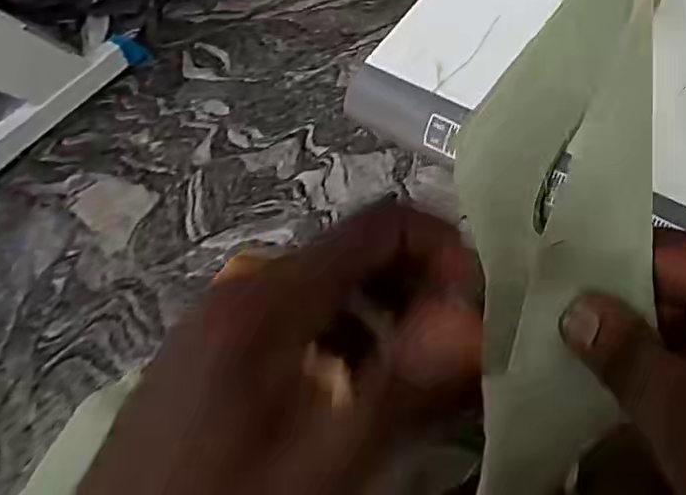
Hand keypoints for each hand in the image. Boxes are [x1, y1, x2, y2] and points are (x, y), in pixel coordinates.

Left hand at [81, 202, 481, 494]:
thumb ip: (407, 383)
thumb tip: (477, 322)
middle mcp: (244, 288)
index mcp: (269, 295)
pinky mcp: (208, 356)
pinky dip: (345, 339)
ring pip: (333, 286)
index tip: (474, 301)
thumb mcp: (323, 461)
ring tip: (408, 375)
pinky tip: (349, 396)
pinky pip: (300, 318)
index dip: (443, 247)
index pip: (384, 223)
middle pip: (360, 251)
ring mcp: (220, 321)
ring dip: (388, 315)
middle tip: (451, 344)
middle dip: (420, 286)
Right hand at [560, 231, 685, 494]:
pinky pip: (679, 358)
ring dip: (625, 343)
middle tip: (552, 315)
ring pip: (667, 326)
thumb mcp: (680, 405)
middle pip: (664, 287)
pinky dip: (645, 370)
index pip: (665, 251)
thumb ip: (625, 352)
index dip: (614, 260)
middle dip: (613, 307)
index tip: (561, 274)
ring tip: (563, 345)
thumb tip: (576, 309)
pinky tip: (602, 382)